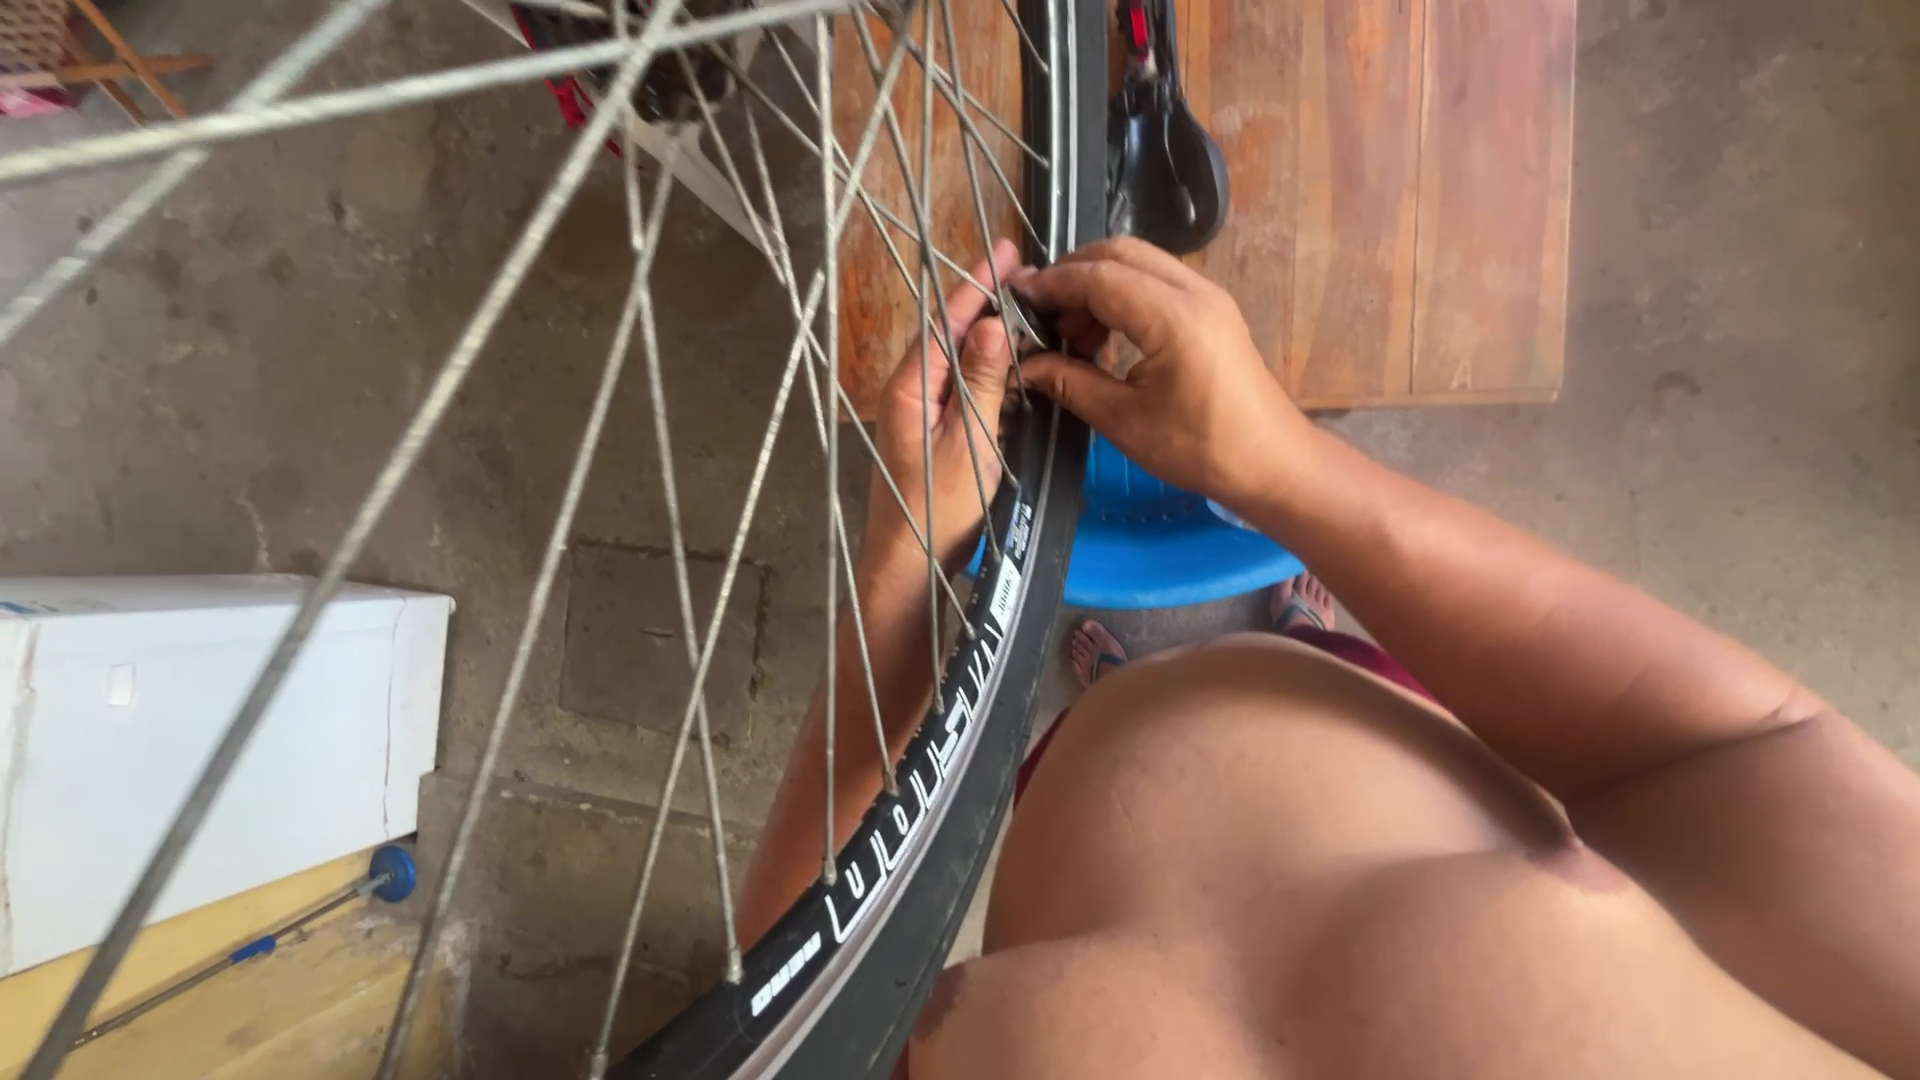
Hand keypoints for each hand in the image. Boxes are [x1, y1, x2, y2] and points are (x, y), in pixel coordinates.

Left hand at [863, 239, 1024, 573]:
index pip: (945, 322)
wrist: (913, 561)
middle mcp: (911, 391)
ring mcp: (922, 412)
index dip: (977, 285)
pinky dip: (989, 372)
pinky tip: (1015, 363)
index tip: (1007, 251)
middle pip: (950, 335)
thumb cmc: (939, 507)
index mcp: (910, 387)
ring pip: (959, 362)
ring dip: (991, 338)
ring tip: (1029, 312)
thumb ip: (979, 382)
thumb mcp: (968, 442)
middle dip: (986, 305)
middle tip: (1028, 278)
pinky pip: (963, 388)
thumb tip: (992, 323)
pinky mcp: (935, 432)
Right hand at [1016, 238, 1319, 513]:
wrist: (1270, 462)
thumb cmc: (1198, 448)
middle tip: (1041, 312)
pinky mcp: (1212, 309)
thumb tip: (1026, 366)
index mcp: (1173, 318)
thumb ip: (1071, 383)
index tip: (1017, 298)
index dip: (1053, 284)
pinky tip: (1104, 337)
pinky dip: (1122, 295)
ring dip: (1097, 285)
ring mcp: (1208, 296)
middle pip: (1120, 253)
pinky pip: (1156, 282)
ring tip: (1072, 334)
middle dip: (1073, 274)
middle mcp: (1193, 292)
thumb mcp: (1124, 420)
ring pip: (1139, 263)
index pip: (1099, 277)